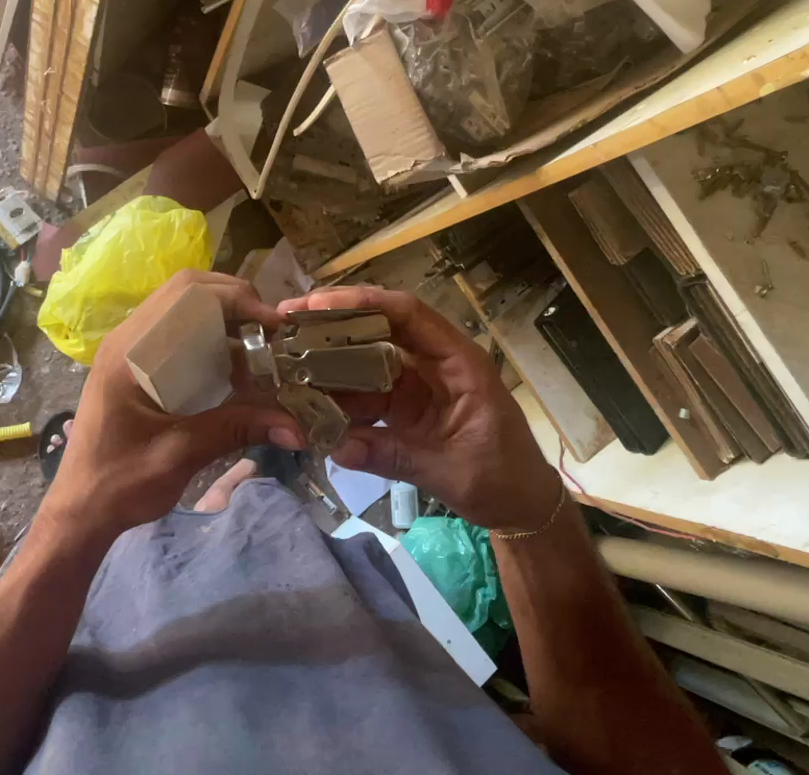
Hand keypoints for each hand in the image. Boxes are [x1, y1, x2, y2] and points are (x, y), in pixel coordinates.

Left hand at [41, 271, 304, 543]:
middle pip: (186, 291)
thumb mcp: (181, 454)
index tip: (273, 324)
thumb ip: (236, 429)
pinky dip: (208, 336)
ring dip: (222, 318)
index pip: (186, 295)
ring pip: (182, 309)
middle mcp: (126, 339)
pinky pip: (176, 332)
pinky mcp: (132, 365)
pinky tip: (231, 366)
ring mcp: (127, 349)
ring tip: (256, 347)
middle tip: (270, 332)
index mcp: (130, 351)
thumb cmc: (120, 483)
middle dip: (234, 302)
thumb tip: (296, 427)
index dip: (235, 298)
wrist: (79, 512)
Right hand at [279, 286, 560, 531]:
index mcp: (458, 361)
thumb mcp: (448, 469)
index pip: (409, 315)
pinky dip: (340, 396)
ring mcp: (417, 383)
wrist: (520, 506)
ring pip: (368, 358)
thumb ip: (392, 455)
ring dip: (331, 359)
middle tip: (288, 318)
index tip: (320, 302)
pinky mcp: (404, 405)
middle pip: (381, 327)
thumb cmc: (501, 478)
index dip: (364, 303)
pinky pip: (366, 391)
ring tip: (288, 358)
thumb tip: (336, 447)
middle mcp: (434, 362)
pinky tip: (309, 400)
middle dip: (336, 320)